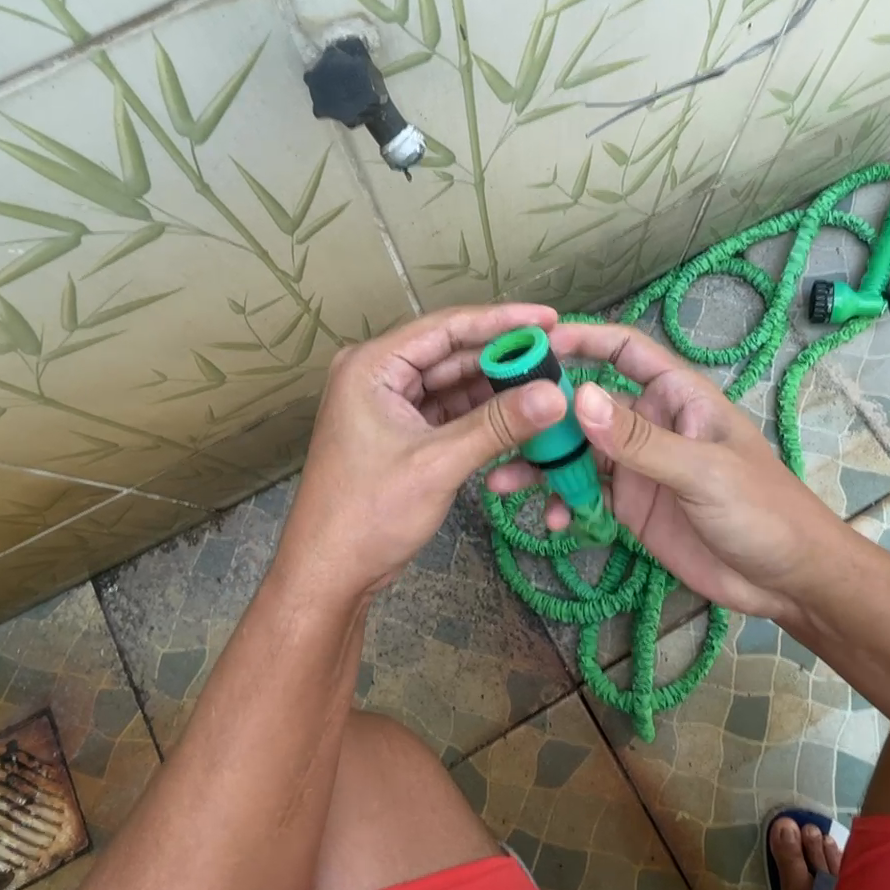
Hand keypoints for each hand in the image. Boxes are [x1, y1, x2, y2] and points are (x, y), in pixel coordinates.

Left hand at [282, 304, 569, 595]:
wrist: (331, 572)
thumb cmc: (368, 514)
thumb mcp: (438, 463)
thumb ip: (498, 424)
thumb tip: (557, 395)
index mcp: (372, 366)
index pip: (445, 328)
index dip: (501, 321)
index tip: (549, 317)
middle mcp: (379, 376)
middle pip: (452, 354)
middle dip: (504, 357)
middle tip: (558, 354)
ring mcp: (390, 405)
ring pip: (454, 384)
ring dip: (497, 387)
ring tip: (549, 383)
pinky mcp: (403, 432)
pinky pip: (450, 411)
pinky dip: (482, 414)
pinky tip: (521, 413)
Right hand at [485, 323, 834, 621]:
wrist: (787, 581)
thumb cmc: (763, 510)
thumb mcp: (702, 472)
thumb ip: (640, 440)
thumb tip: (578, 399)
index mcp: (676, 396)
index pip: (622, 350)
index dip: (580, 339)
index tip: (531, 345)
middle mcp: (650, 423)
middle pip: (586, 403)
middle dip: (544, 412)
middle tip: (499, 423)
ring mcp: (638, 466)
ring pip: (578, 453)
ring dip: (542, 465)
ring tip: (502, 480)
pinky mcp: (631, 505)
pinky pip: (585, 494)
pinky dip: (562, 503)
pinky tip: (550, 521)